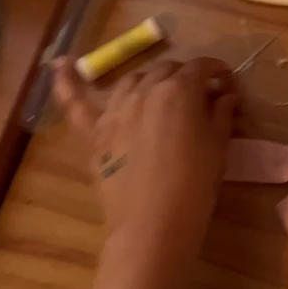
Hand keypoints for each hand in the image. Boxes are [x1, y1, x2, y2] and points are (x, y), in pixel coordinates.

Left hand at [55, 57, 238, 261]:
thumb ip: (222, 114)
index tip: (226, 82)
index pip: (201, 68)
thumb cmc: (195, 186)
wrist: (154, 227)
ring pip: (133, 79)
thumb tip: (226, 95)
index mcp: (180, 90)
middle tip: (200, 95)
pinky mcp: (95, 133)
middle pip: (167, 69)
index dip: (216, 71)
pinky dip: (67, 81)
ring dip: (150, 80)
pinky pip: (76, 102)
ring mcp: (116, 110)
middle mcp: (145, 90)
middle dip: (186, 77)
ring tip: (160, 93)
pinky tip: (61, 62)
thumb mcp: (218, 147)